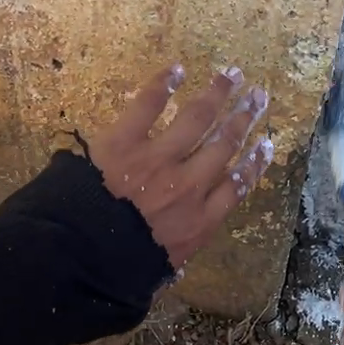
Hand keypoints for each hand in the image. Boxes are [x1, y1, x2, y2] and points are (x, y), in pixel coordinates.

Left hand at [92, 63, 273, 267]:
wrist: (76, 261)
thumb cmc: (115, 274)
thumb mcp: (159, 276)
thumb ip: (173, 261)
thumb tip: (174, 266)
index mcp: (198, 221)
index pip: (237, 185)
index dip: (256, 161)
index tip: (268, 141)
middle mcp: (188, 185)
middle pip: (225, 144)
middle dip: (245, 117)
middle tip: (260, 95)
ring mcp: (158, 159)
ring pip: (198, 119)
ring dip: (218, 94)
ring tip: (233, 74)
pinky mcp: (125, 142)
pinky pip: (149, 106)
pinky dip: (164, 84)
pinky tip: (177, 69)